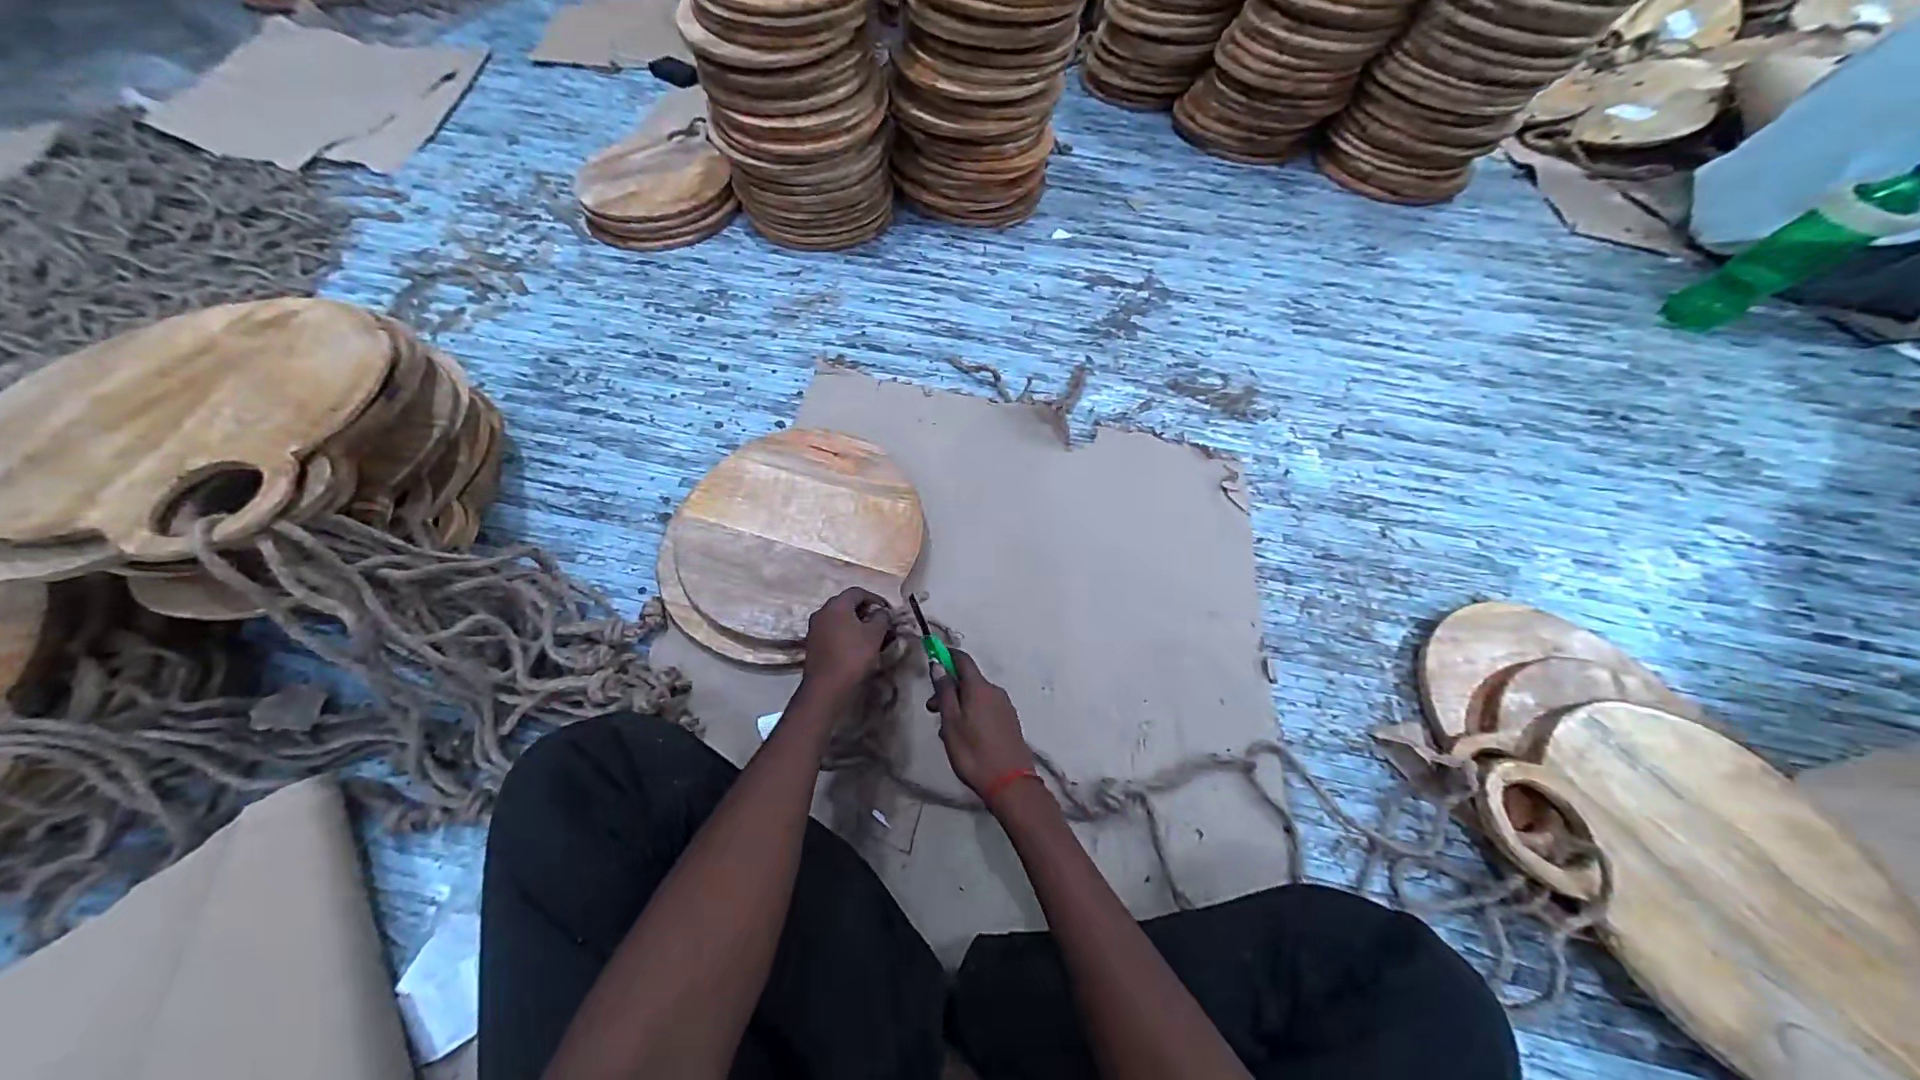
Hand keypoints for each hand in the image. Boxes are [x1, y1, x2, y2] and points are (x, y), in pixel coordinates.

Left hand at [798, 588, 892, 706]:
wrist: (827, 686)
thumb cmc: (853, 656)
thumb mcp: (875, 634)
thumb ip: (882, 618)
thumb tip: (882, 612)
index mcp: (836, 605)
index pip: (857, 592)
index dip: (875, 598)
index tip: (887, 609)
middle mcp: (822, 612)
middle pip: (845, 603)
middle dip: (864, 610)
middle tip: (879, 620)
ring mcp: (814, 628)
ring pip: (838, 618)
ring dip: (854, 622)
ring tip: (869, 634)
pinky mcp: (812, 644)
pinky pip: (831, 631)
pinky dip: (844, 633)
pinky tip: (855, 645)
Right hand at [925, 649, 1035, 802]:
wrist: (1010, 783)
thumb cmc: (973, 752)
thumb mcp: (951, 721)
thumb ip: (944, 691)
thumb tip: (939, 665)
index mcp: (980, 687)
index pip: (962, 659)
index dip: (946, 655)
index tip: (931, 657)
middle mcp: (995, 691)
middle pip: (968, 680)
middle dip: (948, 689)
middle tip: (932, 710)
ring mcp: (1005, 707)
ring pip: (975, 697)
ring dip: (958, 705)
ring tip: (947, 732)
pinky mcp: (1009, 722)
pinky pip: (985, 709)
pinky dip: (971, 714)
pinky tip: (964, 737)